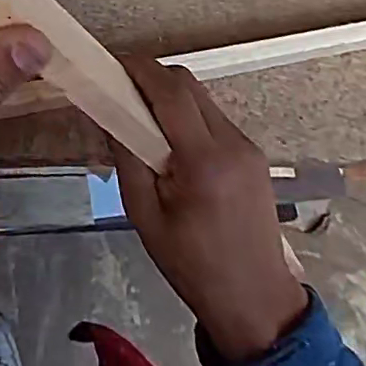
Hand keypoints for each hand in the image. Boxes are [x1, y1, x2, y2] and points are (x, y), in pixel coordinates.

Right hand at [113, 57, 307, 360]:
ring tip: (143, 112)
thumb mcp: (145, 215)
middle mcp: (232, 143)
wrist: (256, 303)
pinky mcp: (253, 152)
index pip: (171, 93)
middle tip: (122, 85)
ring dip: (171, 93)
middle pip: (188, 84)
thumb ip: (126, 158)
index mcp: (204, 162)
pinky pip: (214, 116)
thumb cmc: (193, 265)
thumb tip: (108, 114)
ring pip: (202, 96)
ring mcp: (247, 145)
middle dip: (153, 75)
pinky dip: (188, 113)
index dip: (141, 69)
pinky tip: (171, 136)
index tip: (115, 63)